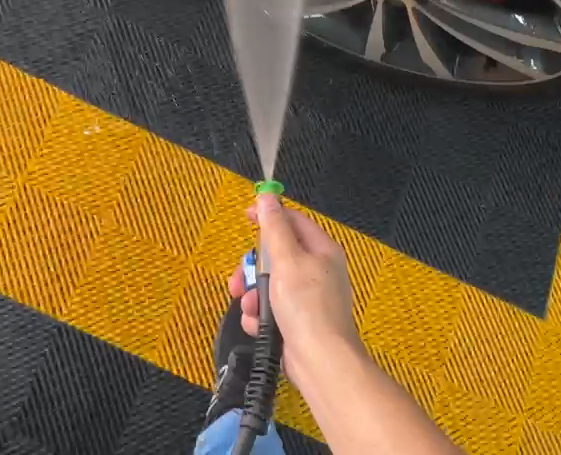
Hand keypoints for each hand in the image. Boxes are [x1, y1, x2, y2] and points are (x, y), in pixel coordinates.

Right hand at [228, 193, 364, 388]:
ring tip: (250, 307)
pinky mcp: (297, 320)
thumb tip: (267, 196)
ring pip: (270, 283)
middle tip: (239, 279)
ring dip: (254, 295)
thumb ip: (274, 228)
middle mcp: (316, 270)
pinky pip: (272, 307)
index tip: (247, 216)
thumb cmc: (307, 307)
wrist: (320, 363)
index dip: (269, 215)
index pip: (292, 220)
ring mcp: (307, 297)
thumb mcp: (286, 260)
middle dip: (254, 268)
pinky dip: (261, 315)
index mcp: (321, 250)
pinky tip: (257, 324)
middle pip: (276, 254)